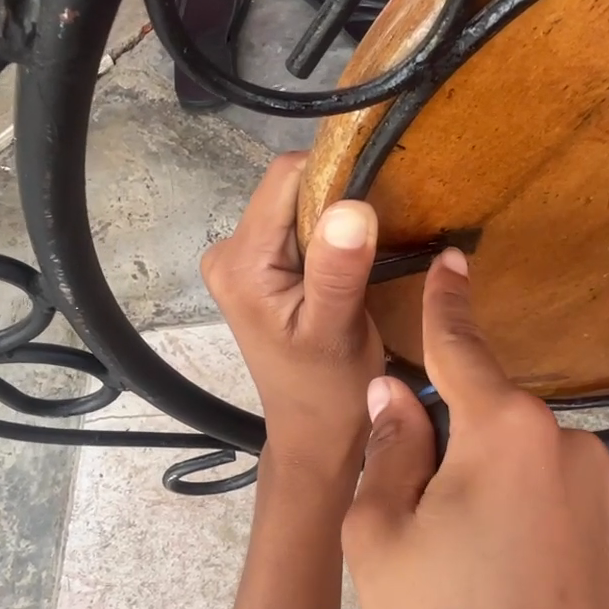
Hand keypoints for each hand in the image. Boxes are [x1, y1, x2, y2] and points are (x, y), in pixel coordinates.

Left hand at [202, 152, 384, 475]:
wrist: (315, 433)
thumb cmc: (328, 390)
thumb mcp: (337, 331)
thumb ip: (337, 271)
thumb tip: (351, 207)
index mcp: (241, 263)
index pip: (288, 178)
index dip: (337, 175)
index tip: (379, 200)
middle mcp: (229, 251)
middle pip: (291, 188)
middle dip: (338, 201)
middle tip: (379, 238)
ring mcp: (241, 260)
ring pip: (297, 206)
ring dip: (335, 220)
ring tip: (367, 254)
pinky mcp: (258, 269)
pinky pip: (298, 228)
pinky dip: (328, 236)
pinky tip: (350, 263)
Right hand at [340, 249, 608, 608]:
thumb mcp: (382, 538)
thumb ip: (390, 448)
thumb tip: (396, 393)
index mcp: (509, 429)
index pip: (466, 345)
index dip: (448, 301)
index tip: (453, 259)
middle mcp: (567, 444)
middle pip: (484, 410)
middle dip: (440, 434)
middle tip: (398, 506)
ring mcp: (598, 492)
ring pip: (510, 457)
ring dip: (468, 480)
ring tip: (437, 563)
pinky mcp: (608, 536)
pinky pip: (539, 494)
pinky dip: (500, 510)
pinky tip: (478, 577)